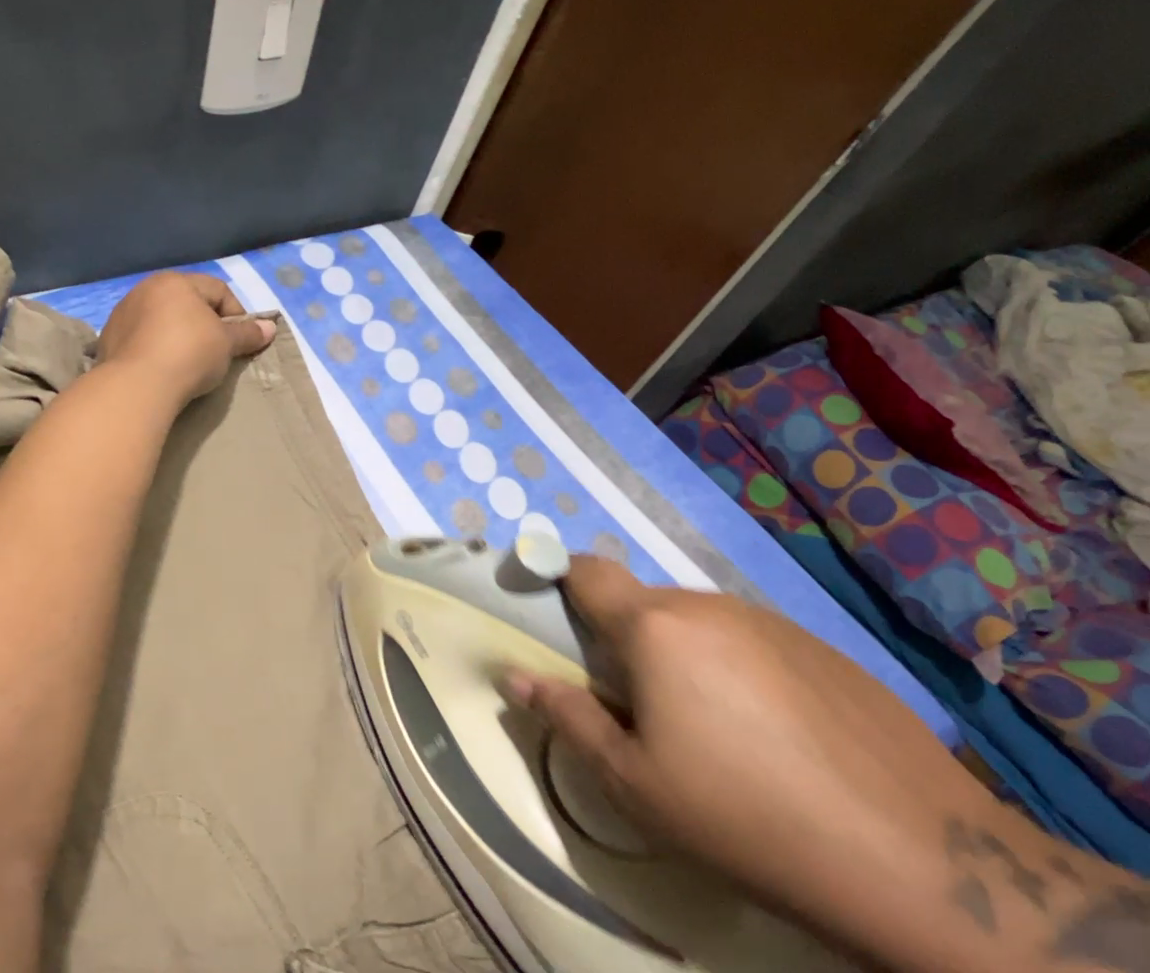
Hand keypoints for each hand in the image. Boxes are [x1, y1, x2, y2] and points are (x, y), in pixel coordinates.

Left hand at [95, 273, 276, 403]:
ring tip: (187, 363)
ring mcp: (122, 314)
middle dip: (204, 324)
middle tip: (216, 352)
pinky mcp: (107, 340)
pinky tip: (161, 370)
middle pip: (185, 302)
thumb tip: (270, 327)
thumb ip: (247, 333)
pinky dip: (153, 349)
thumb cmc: (189, 355)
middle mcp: (145, 289)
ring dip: (176, 335)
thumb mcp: (226, 345)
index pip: (217, 290)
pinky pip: (140, 339)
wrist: (137, 386)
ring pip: (159, 320)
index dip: (236, 314)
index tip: (242, 340)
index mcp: (175, 282)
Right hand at [502, 557, 1003, 950]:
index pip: (588, 571)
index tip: (547, 615)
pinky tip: (767, 738)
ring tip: (705, 731)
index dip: (557, 578)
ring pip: (702, 625)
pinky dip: (737, 673)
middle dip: (625, 640)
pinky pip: (754, 645)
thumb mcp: (630, 781)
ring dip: (682, 658)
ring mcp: (779, 625)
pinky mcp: (829, 652)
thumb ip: (567, 717)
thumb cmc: (740, 815)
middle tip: (633, 708)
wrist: (915, 859)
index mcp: (656, 628)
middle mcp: (714, 607)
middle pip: (645, 604)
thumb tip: (516, 677)